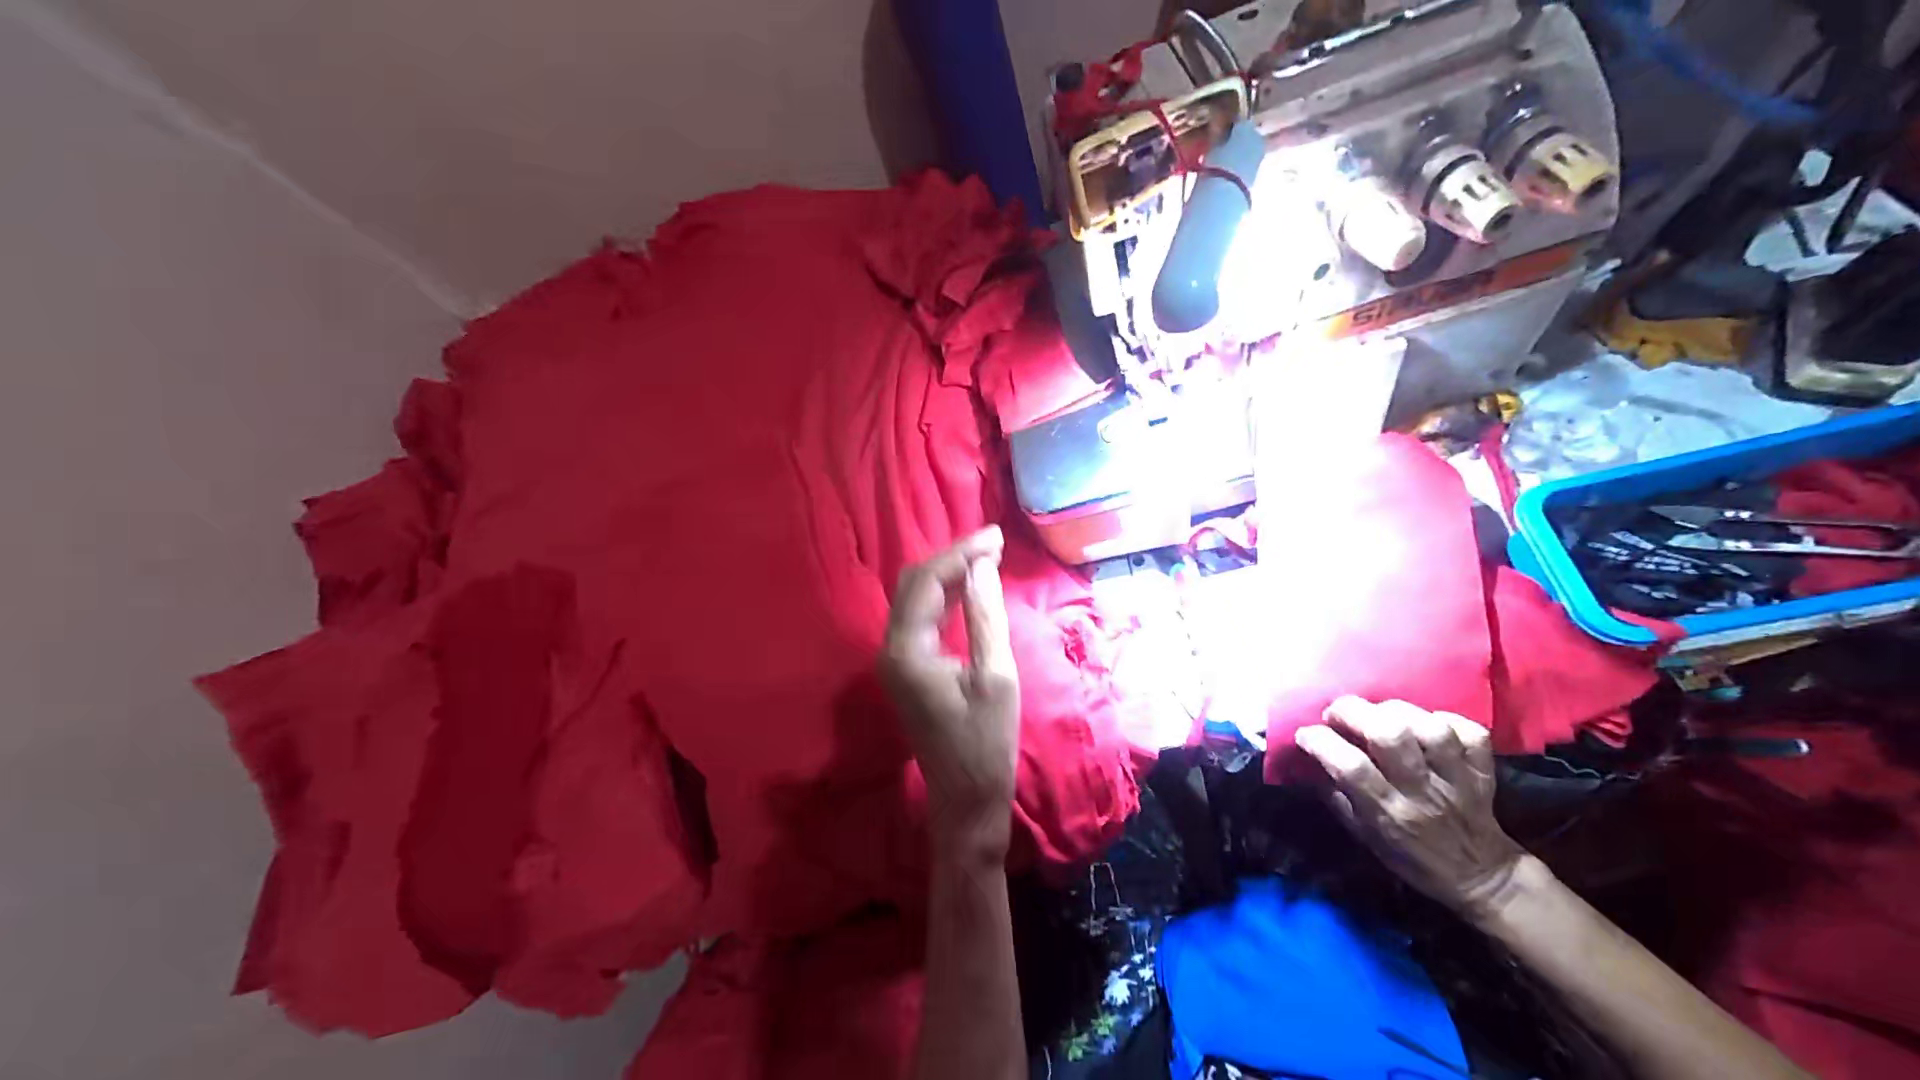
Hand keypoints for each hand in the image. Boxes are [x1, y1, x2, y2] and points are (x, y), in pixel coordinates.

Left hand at [880, 527, 1021, 856]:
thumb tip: (983, 566)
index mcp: (907, 651)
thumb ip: (986, 617)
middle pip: (914, 584)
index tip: (998, 537)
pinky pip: (921, 617)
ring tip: (989, 556)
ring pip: (916, 598)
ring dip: (949, 574)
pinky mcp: (906, 667)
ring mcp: (895, 659)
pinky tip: (971, 587)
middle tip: (995, 542)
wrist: (965, 798)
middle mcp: (890, 649)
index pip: (928, 582)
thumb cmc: (986, 743)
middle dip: (953, 557)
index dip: (961, 553)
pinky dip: (945, 597)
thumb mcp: (996, 677)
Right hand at [1294, 698, 1528, 919]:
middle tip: (1338, 713)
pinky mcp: (1482, 771)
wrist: (1481, 877)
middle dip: (1354, 712)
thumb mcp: (1363, 835)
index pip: (1350, 767)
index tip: (1305, 734)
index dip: (1321, 741)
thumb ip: (1336, 795)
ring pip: (1430, 728)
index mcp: (1387, 810)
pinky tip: (1427, 722)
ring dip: (1396, 711)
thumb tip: (1309, 759)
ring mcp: (1457, 779)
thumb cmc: (1410, 856)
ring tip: (1380, 713)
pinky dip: (1447, 719)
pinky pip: (1470, 733)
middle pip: (1390, 735)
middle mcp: (1421, 791)